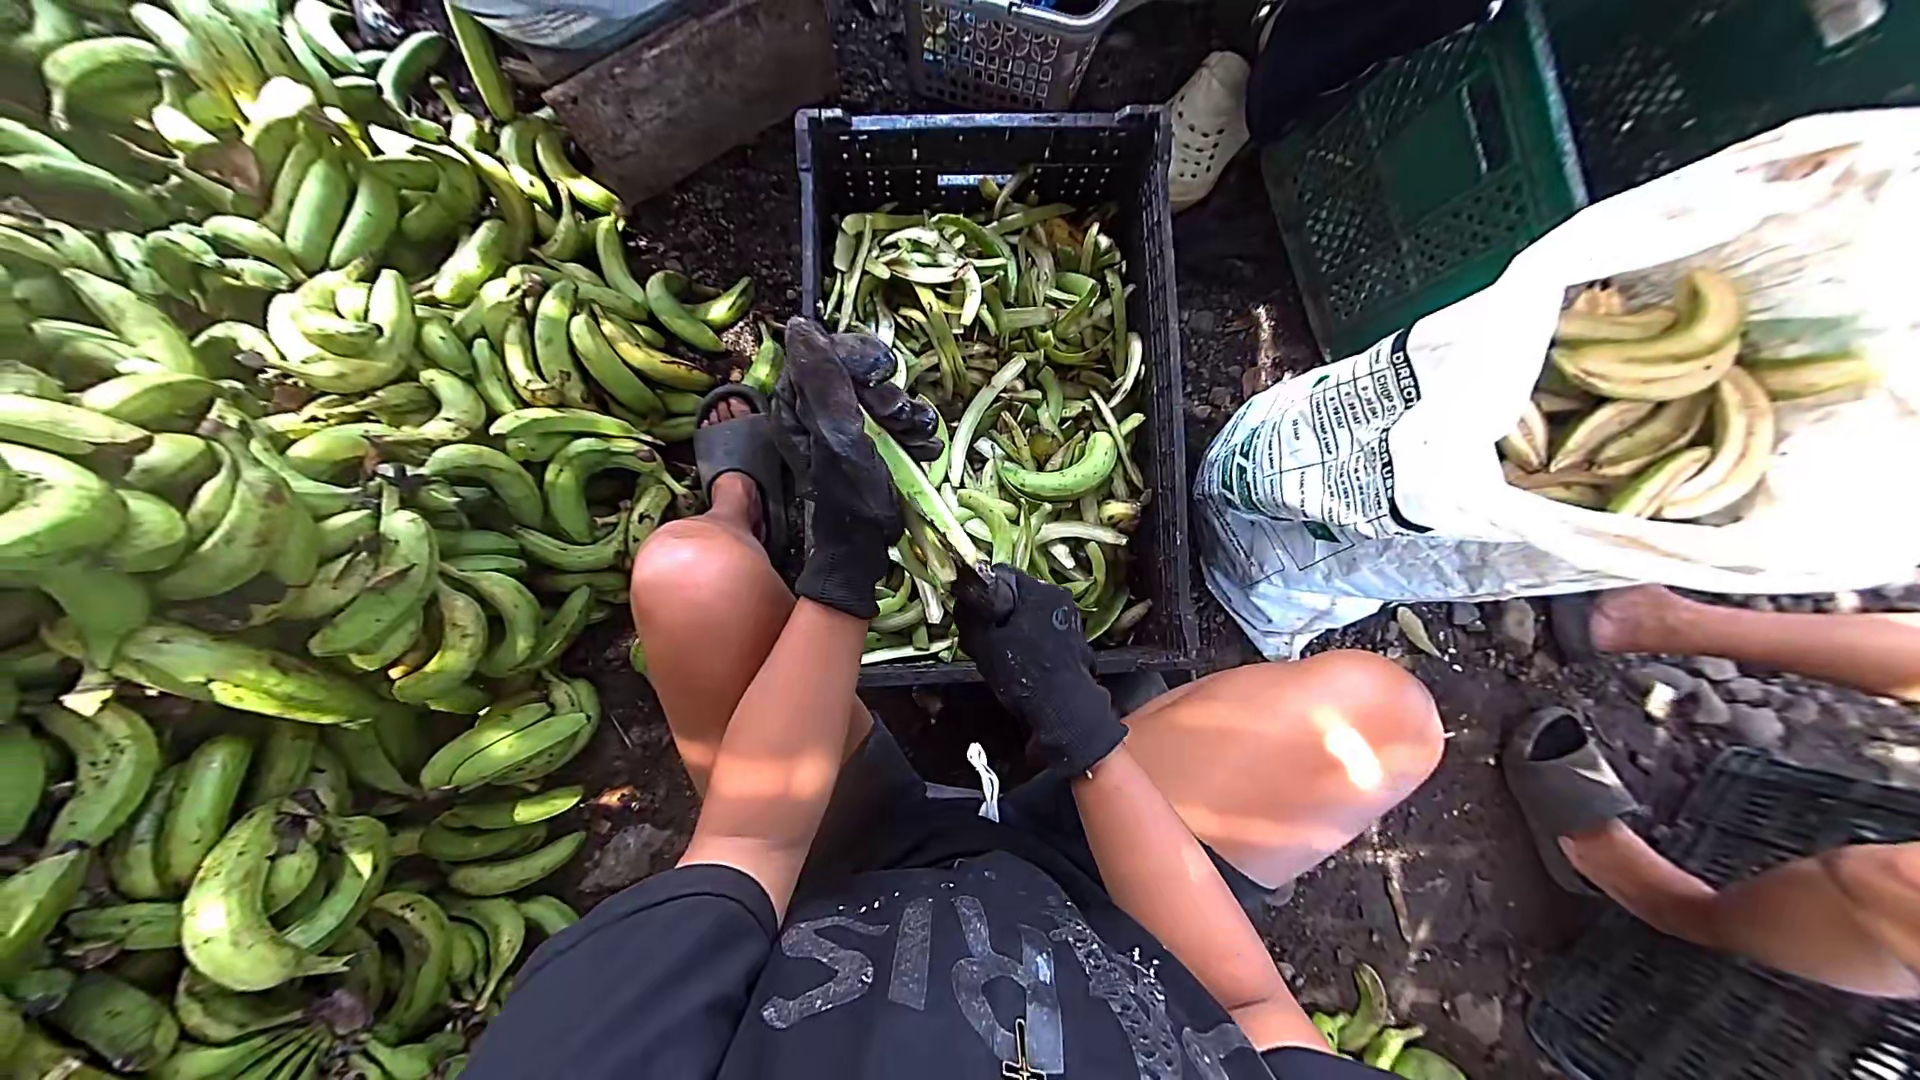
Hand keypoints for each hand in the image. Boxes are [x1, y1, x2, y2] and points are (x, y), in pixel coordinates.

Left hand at [772, 318, 937, 617]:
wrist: (866, 547)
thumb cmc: (847, 496)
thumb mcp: (837, 435)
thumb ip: (823, 381)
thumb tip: (801, 327)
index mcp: (799, 403)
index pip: (825, 351)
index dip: (857, 357)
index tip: (880, 375)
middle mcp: (820, 410)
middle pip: (861, 372)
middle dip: (887, 394)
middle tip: (895, 417)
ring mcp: (849, 427)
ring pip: (886, 395)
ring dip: (908, 415)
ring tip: (914, 440)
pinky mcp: (874, 443)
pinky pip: (899, 420)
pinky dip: (915, 432)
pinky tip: (922, 448)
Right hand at [955, 565, 1125, 773]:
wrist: (1062, 709)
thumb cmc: (1023, 671)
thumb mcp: (983, 642)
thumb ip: (970, 616)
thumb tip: (963, 600)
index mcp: (1040, 590)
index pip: (1002, 575)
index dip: (983, 592)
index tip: (974, 613)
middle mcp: (1060, 598)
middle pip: (1019, 594)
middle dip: (1000, 611)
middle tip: (985, 635)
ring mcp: (1071, 620)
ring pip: (1032, 614)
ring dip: (1017, 627)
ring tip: (1002, 650)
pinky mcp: (1076, 641)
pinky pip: (1044, 632)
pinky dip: (1032, 641)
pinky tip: (1023, 661)